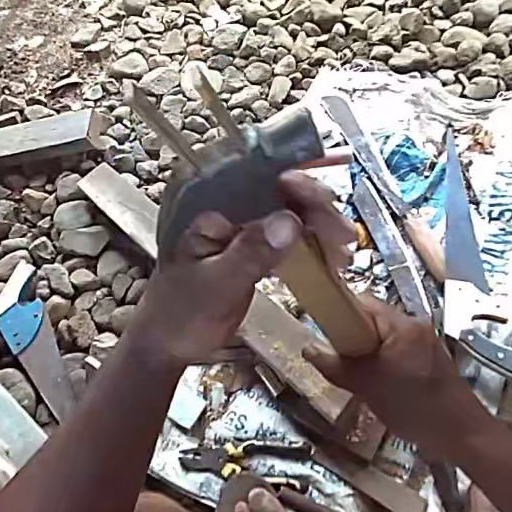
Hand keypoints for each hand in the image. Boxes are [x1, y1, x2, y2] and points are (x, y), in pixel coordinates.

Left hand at [127, 172, 354, 368]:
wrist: (169, 342)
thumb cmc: (179, 313)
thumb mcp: (216, 284)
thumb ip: (249, 253)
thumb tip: (289, 221)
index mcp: (204, 201)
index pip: (255, 170)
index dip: (296, 169)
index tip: (329, 178)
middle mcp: (225, 204)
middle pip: (280, 188)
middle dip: (317, 206)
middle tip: (342, 234)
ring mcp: (240, 223)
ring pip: (290, 210)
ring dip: (320, 226)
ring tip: (342, 251)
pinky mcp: (252, 244)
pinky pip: (287, 233)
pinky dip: (311, 243)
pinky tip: (331, 257)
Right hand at [303, 294, 491, 456]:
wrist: (463, 436)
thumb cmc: (416, 407)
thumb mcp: (368, 388)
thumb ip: (337, 367)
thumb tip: (308, 349)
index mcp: (402, 325)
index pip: (363, 303)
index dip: (340, 314)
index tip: (322, 331)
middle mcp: (415, 326)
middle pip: (373, 320)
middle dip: (351, 337)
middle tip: (336, 359)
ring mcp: (425, 343)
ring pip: (384, 338)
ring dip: (366, 353)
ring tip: (353, 375)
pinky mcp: (429, 360)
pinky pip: (397, 352)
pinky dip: (382, 362)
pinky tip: (376, 384)